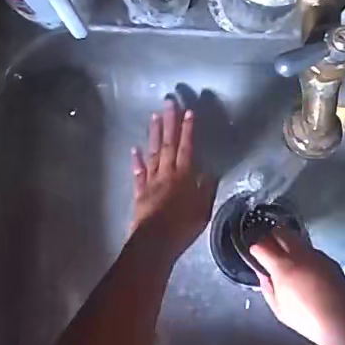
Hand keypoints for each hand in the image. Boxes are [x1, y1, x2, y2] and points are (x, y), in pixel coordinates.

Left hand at [129, 103, 217, 254]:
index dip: (188, 129)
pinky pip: (138, 173)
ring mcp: (151, 181)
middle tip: (168, 102)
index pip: (187, 147)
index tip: (188, 112)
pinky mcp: (140, 192)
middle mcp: (167, 173)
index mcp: (184, 176)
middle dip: (169, 122)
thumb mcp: (203, 210)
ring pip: (153, 153)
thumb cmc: (183, 228)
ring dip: (154, 133)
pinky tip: (135, 148)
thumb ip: (206, 190)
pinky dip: (136, 160)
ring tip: (154, 115)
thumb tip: (209, 173)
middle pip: (168, 144)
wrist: (155, 242)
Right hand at [248, 227, 344, 344]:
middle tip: (268, 249)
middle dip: (270, 237)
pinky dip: (303, 254)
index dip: (255, 249)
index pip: (261, 246)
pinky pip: (311, 250)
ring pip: (296, 238)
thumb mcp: (279, 309)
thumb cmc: (307, 319)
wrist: (342, 321)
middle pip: (280, 231)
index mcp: (282, 266)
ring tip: (287, 260)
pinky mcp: (328, 260)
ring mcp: (316, 255)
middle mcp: (299, 255)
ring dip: (288, 243)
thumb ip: (267, 288)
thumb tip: (264, 276)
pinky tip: (305, 271)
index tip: (255, 254)